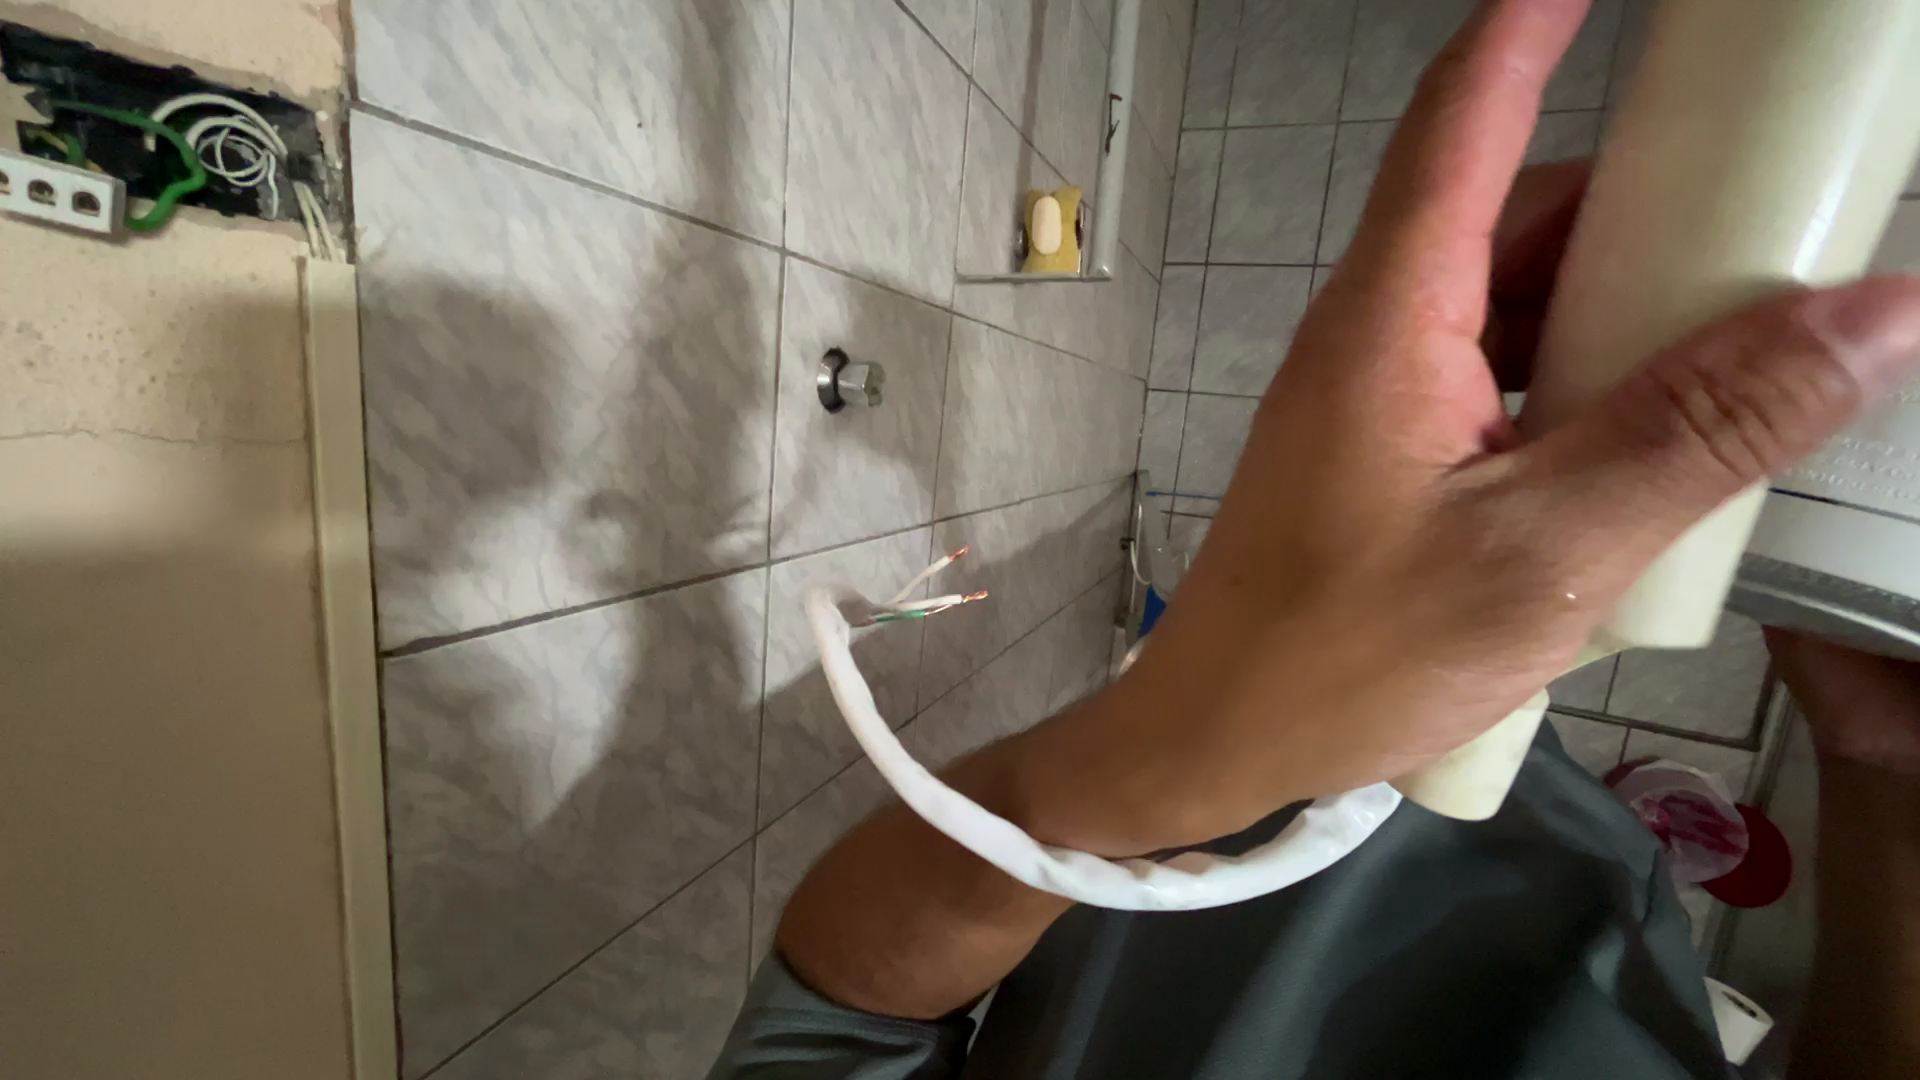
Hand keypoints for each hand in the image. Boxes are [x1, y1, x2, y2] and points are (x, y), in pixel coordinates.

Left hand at [1018, 0, 1919, 856]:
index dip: (1528, 30)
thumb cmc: (1346, 652)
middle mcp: (1365, 344)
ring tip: (1736, 358)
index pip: (1456, 129)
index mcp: (1384, 327)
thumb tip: (1869, 310)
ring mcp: (1363, 405)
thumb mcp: (1541, 553)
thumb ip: (1693, 432)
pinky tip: (1638, 443)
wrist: (1221, 725)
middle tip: (1779, 233)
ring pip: (1501, 308)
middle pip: (1505, 217)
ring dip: (1611, 312)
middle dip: (1636, 205)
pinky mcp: (1370, 462)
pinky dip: (1564, 385)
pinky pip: (1481, 383)